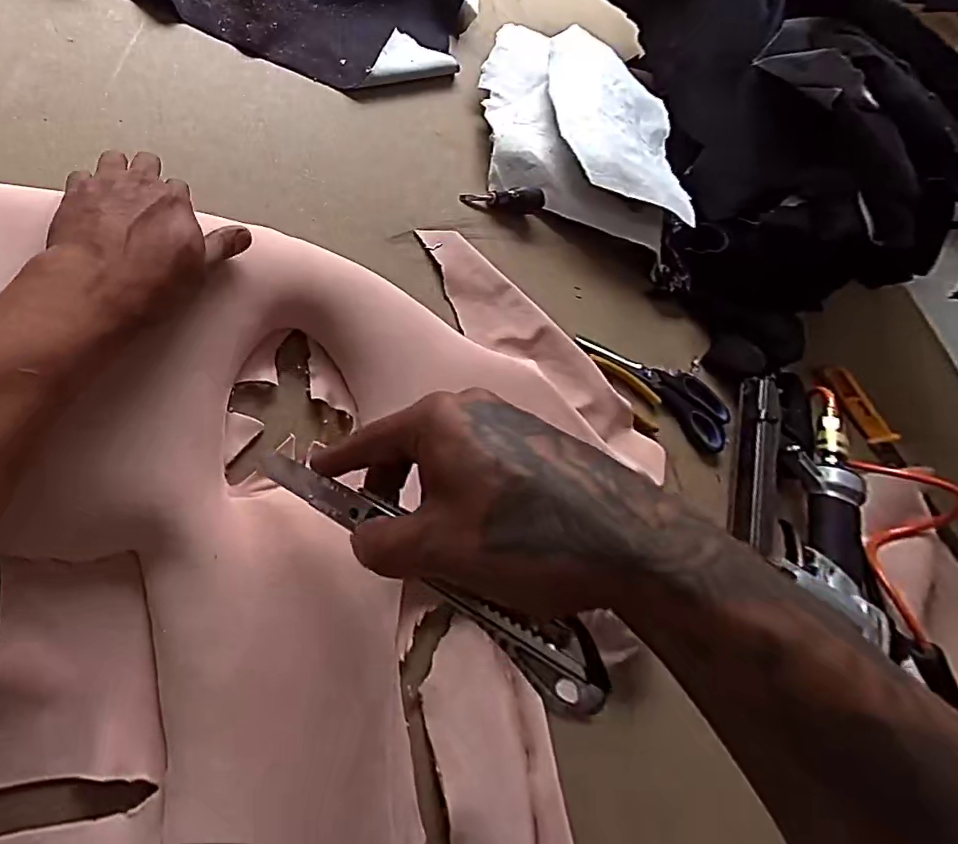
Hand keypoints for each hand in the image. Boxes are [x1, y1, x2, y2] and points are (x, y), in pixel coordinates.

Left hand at [42, 150, 251, 329]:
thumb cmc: (143, 282)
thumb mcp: (197, 269)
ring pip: (113, 159)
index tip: (166, 217)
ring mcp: (106, 186)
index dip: (170, 203)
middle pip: (147, 164)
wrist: (95, 287)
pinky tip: (81, 202)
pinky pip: (79, 176)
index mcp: (173, 200)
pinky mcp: (76, 193)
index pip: (177, 189)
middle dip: (144, 177)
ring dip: (113, 171)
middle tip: (140, 197)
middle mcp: (141, 185)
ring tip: (111, 191)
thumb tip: (241, 236)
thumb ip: (220, 245)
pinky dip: (81, 186)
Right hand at [312, 389, 724, 618]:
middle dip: (390, 488)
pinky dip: (463, 491)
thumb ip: (380, 545)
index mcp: (436, 419)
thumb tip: (362, 541)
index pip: (369, 440)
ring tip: (442, 539)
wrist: (640, 547)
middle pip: (407, 447)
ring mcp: (508, 419)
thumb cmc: (523, 539)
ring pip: (444, 457)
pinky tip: (485, 531)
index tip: (316, 472)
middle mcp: (469, 406)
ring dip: (429, 495)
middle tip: (388, 529)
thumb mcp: (437, 550)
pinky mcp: (538, 440)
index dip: (338, 462)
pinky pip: (479, 461)